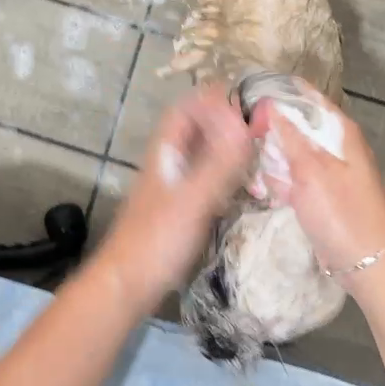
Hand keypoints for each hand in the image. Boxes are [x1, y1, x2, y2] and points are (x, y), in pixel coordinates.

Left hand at [99, 86, 253, 303]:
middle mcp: (166, 167)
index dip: (210, 100)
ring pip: (198, 158)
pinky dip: (222, 179)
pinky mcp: (175, 215)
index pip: (184, 110)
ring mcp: (169, 191)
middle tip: (259, 126)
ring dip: (224, 151)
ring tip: (257, 153)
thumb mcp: (193, 199)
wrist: (125, 285)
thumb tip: (243, 123)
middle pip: (192, 132)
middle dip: (222, 123)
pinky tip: (242, 190)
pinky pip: (202, 184)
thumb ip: (219, 163)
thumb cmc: (157, 240)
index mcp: (165, 155)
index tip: (243, 101)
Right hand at [250, 96, 384, 287]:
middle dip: (273, 137)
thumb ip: (289, 135)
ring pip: (290, 154)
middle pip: (295, 126)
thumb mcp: (311, 169)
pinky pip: (294, 178)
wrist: (368, 263)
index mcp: (340, 131)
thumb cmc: (341, 212)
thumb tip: (270, 104)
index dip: (279, 99)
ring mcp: (328, 171)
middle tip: (261, 153)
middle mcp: (335, 146)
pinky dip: (283, 184)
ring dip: (275, 165)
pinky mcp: (321, 193)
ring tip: (271, 181)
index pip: (306, 98)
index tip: (254, 110)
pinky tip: (276, 195)